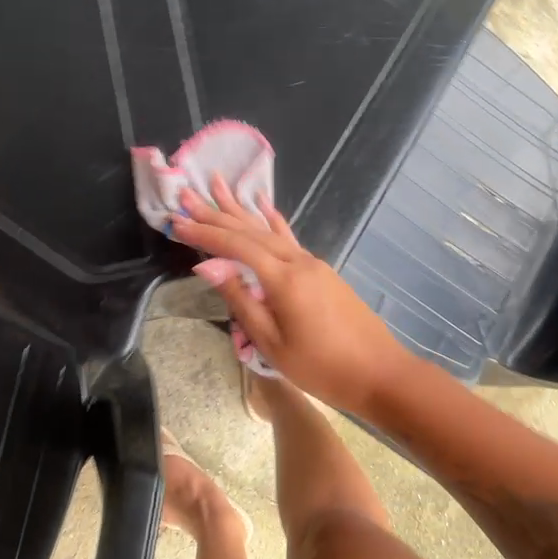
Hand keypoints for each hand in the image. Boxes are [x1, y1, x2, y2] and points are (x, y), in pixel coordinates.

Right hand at [171, 176, 418, 413]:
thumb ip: (240, 300)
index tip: (176, 221)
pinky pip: (288, 237)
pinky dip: (271, 220)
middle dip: (216, 213)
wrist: (381, 373)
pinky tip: (264, 205)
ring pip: (268, 229)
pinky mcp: (321, 270)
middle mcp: (297, 261)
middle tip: (187, 194)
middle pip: (249, 230)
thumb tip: (207, 266)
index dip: (204, 233)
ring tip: (218, 185)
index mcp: (283, 278)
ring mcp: (312, 262)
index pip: (235, 246)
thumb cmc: (322, 368)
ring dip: (240, 210)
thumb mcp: (273, 343)